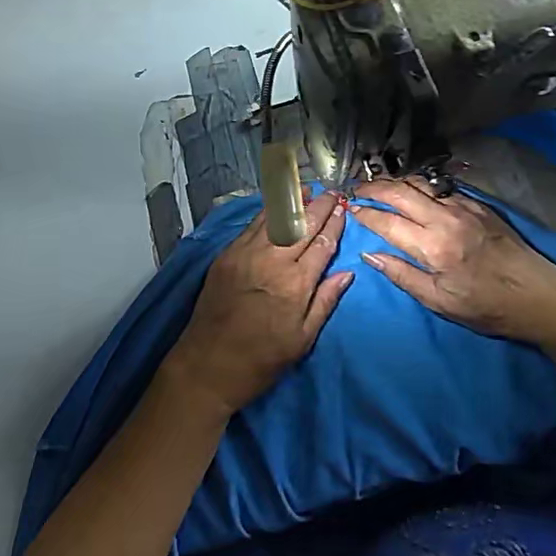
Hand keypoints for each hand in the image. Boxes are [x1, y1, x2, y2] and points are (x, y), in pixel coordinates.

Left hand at [161, 191, 354, 416]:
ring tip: (307, 189)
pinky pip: (252, 226)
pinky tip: (278, 206)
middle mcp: (273, 261)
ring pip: (276, 219)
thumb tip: (347, 273)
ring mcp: (246, 254)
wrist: (208, 365)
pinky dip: (268, 213)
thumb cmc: (261, 360)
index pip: (322, 244)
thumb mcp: (303, 339)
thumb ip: (325, 302)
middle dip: (320, 206)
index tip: (344, 209)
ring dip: (294, 202)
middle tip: (332, 192)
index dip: (335, 224)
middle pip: (302, 225)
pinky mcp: (227, 255)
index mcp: (296, 284)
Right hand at [351, 178, 555, 344]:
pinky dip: (420, 186)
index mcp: (433, 246)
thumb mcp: (440, 301)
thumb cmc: (486, 306)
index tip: (350, 210)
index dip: (365, 214)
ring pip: (420, 184)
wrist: (538, 295)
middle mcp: (446, 219)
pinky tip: (413, 190)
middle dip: (374, 188)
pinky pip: (441, 188)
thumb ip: (402, 276)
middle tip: (356, 189)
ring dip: (396, 182)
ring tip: (378, 185)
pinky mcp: (478, 205)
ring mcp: (464, 208)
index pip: (387, 222)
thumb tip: (371, 256)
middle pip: (400, 192)